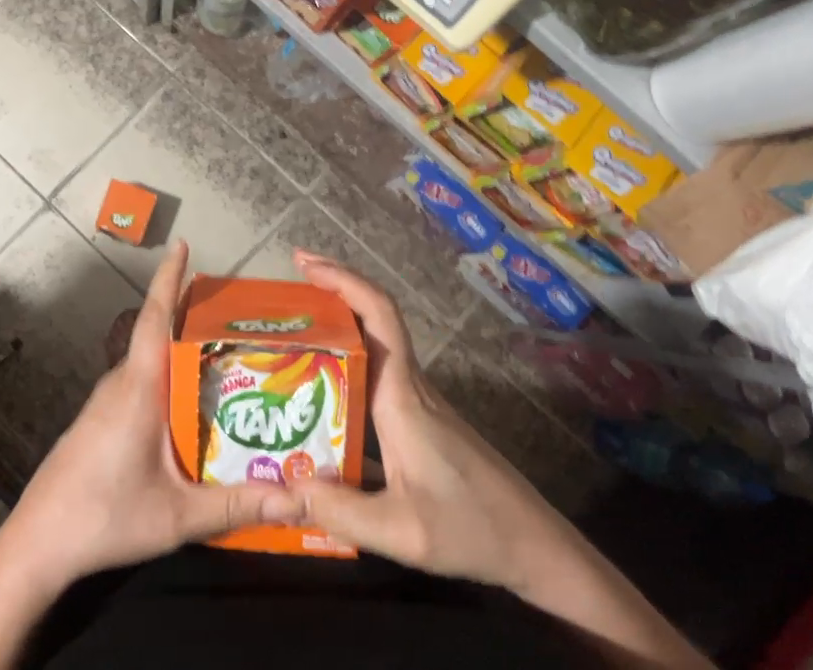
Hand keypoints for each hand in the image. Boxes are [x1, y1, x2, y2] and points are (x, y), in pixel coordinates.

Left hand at [0, 239, 301, 590]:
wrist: (38, 543)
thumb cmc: (106, 517)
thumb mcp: (179, 517)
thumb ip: (238, 506)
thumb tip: (299, 498)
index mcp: (137, 391)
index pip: (154, 320)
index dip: (169, 281)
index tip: (183, 246)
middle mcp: (120, 387)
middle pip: (158, 340)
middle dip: (195, 322)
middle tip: (245, 321)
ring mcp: (105, 406)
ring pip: (150, 368)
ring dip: (184, 358)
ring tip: (234, 363)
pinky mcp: (99, 425)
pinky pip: (141, 390)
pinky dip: (170, 385)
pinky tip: (196, 411)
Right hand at [286, 250, 571, 591]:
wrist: (536, 549)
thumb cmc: (474, 531)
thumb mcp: (400, 533)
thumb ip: (337, 512)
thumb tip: (275, 488)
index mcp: (402, 400)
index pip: (379, 318)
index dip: (343, 280)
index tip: (304, 264)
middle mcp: (409, 391)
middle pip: (370, 324)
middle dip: (327, 299)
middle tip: (276, 304)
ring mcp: (416, 408)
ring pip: (370, 353)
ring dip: (331, 336)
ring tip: (280, 348)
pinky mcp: (418, 427)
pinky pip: (373, 384)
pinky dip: (341, 377)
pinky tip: (311, 409)